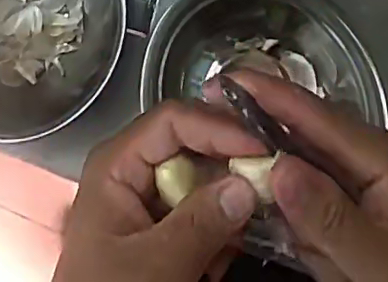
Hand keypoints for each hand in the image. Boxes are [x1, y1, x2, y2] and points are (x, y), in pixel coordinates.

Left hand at [54, 100, 267, 281]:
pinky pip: (199, 212)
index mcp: (117, 162)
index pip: (173, 120)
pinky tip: (224, 254)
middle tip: (269, 179)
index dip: (218, 126)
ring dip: (227, 202)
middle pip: (191, 145)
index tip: (260, 146)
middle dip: (229, 164)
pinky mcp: (161, 229)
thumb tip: (247, 185)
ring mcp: (148, 199)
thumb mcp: (152, 267)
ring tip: (249, 223)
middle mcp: (133, 169)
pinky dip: (218, 228)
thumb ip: (199, 225)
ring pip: (202, 179)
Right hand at [209, 72, 387, 281]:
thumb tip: (276, 167)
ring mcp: (358, 182)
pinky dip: (280, 187)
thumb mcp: (385, 264)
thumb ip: (332, 218)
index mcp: (373, 153)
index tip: (219, 80)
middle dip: (255, 113)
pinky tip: (254, 189)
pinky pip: (309, 190)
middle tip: (208, 108)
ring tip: (220, 138)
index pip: (308, 111)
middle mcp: (362, 155)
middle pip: (299, 125)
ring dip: (263, 147)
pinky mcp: (355, 209)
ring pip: (301, 156)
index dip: (262, 92)